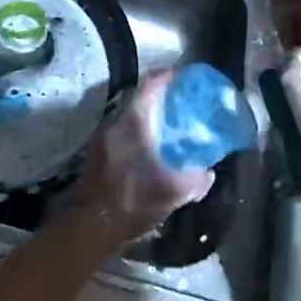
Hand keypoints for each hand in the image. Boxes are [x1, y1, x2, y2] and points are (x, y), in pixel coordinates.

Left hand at [81, 72, 215, 242]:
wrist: (92, 225)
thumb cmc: (133, 202)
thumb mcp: (172, 193)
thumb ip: (196, 180)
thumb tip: (208, 172)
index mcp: (133, 123)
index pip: (149, 86)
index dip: (166, 77)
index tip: (181, 75)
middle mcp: (114, 123)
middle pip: (137, 99)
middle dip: (158, 97)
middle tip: (178, 102)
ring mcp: (101, 138)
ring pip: (126, 116)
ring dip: (145, 115)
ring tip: (165, 124)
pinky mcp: (95, 153)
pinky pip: (118, 131)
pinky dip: (134, 131)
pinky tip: (146, 147)